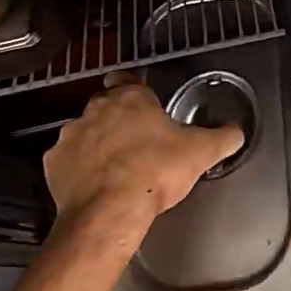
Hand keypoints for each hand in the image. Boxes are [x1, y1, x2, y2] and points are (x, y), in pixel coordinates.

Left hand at [43, 74, 243, 226]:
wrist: (109, 213)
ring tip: (120, 166)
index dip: (134, 88)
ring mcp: (71, 136)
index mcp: (131, 99)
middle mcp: (96, 110)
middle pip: (106, 105)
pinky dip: (80, 167)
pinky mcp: (53, 164)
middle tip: (141, 140)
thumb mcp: (203, 152)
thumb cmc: (155, 173)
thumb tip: (237, 132)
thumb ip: (224, 136)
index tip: (143, 102)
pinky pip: (68, 159)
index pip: (126, 78)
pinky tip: (98, 182)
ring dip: (98, 142)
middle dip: (120, 118)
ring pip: (86, 131)